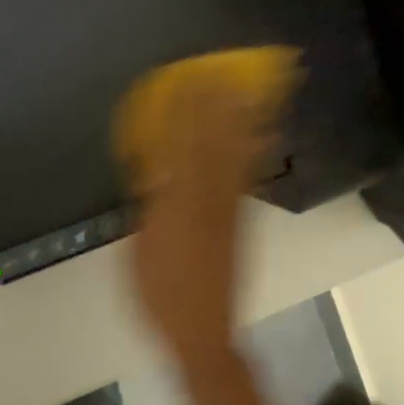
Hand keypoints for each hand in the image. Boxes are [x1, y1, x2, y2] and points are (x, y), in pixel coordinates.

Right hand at [130, 84, 264, 366]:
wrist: (203, 333)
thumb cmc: (159, 295)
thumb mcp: (141, 250)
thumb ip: (149, 208)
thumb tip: (153, 167)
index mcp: (177, 209)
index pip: (180, 152)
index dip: (184, 115)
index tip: (186, 81)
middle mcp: (208, 204)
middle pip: (211, 148)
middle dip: (214, 109)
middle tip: (219, 72)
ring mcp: (230, 213)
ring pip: (234, 159)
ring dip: (239, 122)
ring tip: (245, 89)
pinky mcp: (242, 223)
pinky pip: (248, 178)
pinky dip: (255, 151)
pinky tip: (262, 132)